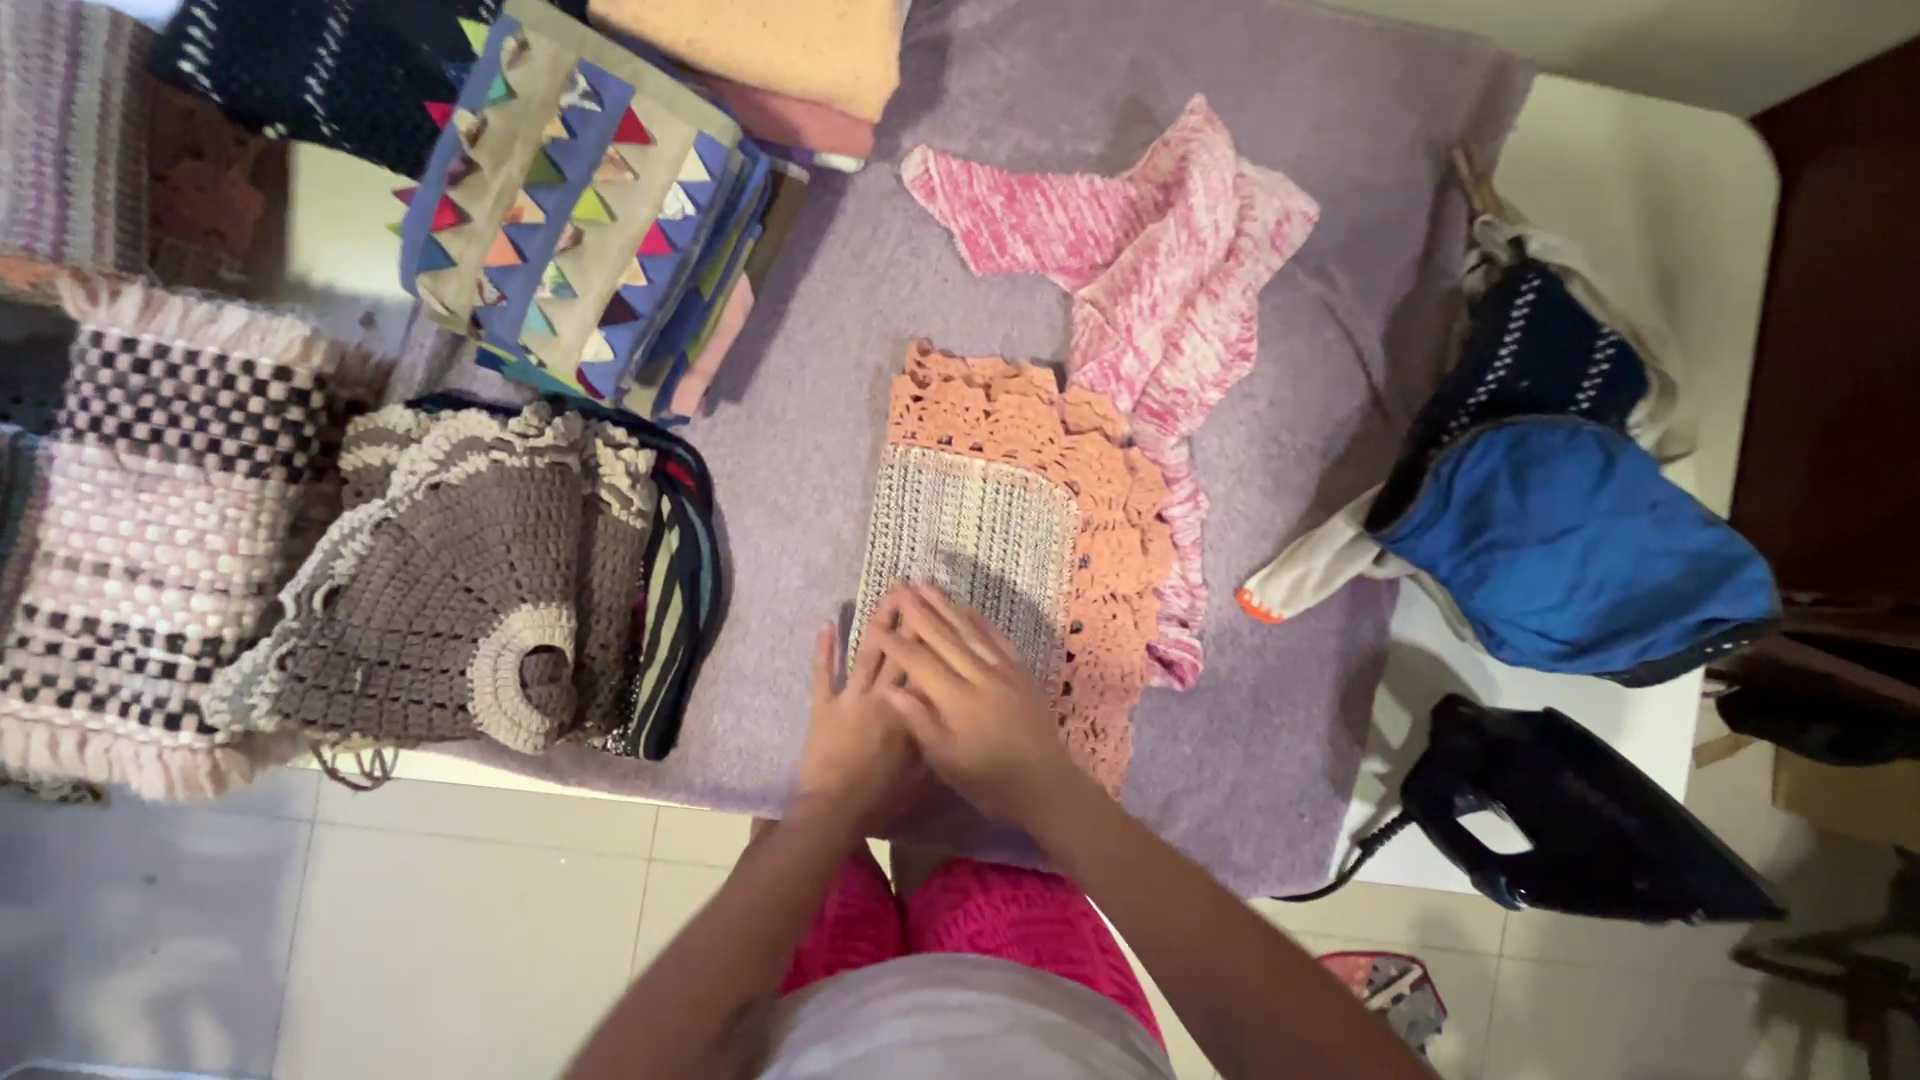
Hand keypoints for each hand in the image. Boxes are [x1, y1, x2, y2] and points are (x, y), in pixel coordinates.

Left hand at [794, 606, 924, 832]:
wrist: (836, 809)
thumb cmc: (882, 796)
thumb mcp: (923, 773)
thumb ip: (935, 739)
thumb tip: (952, 714)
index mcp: (910, 711)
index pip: (926, 667)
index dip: (933, 638)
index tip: (941, 611)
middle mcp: (882, 696)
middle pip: (898, 651)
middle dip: (907, 618)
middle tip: (913, 588)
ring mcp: (851, 698)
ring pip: (867, 653)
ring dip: (877, 622)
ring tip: (886, 595)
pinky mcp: (823, 706)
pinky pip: (823, 673)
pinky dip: (824, 649)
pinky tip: (826, 623)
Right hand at [868, 584, 1087, 825]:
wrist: (1045, 784)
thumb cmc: (989, 781)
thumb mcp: (946, 761)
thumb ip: (919, 721)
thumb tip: (888, 689)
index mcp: (957, 700)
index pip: (919, 662)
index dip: (895, 642)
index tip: (876, 624)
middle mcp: (980, 677)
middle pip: (943, 637)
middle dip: (918, 610)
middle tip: (898, 586)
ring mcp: (1004, 671)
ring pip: (969, 630)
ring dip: (946, 605)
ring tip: (926, 584)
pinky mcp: (1021, 673)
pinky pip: (998, 639)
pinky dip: (980, 620)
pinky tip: (967, 607)